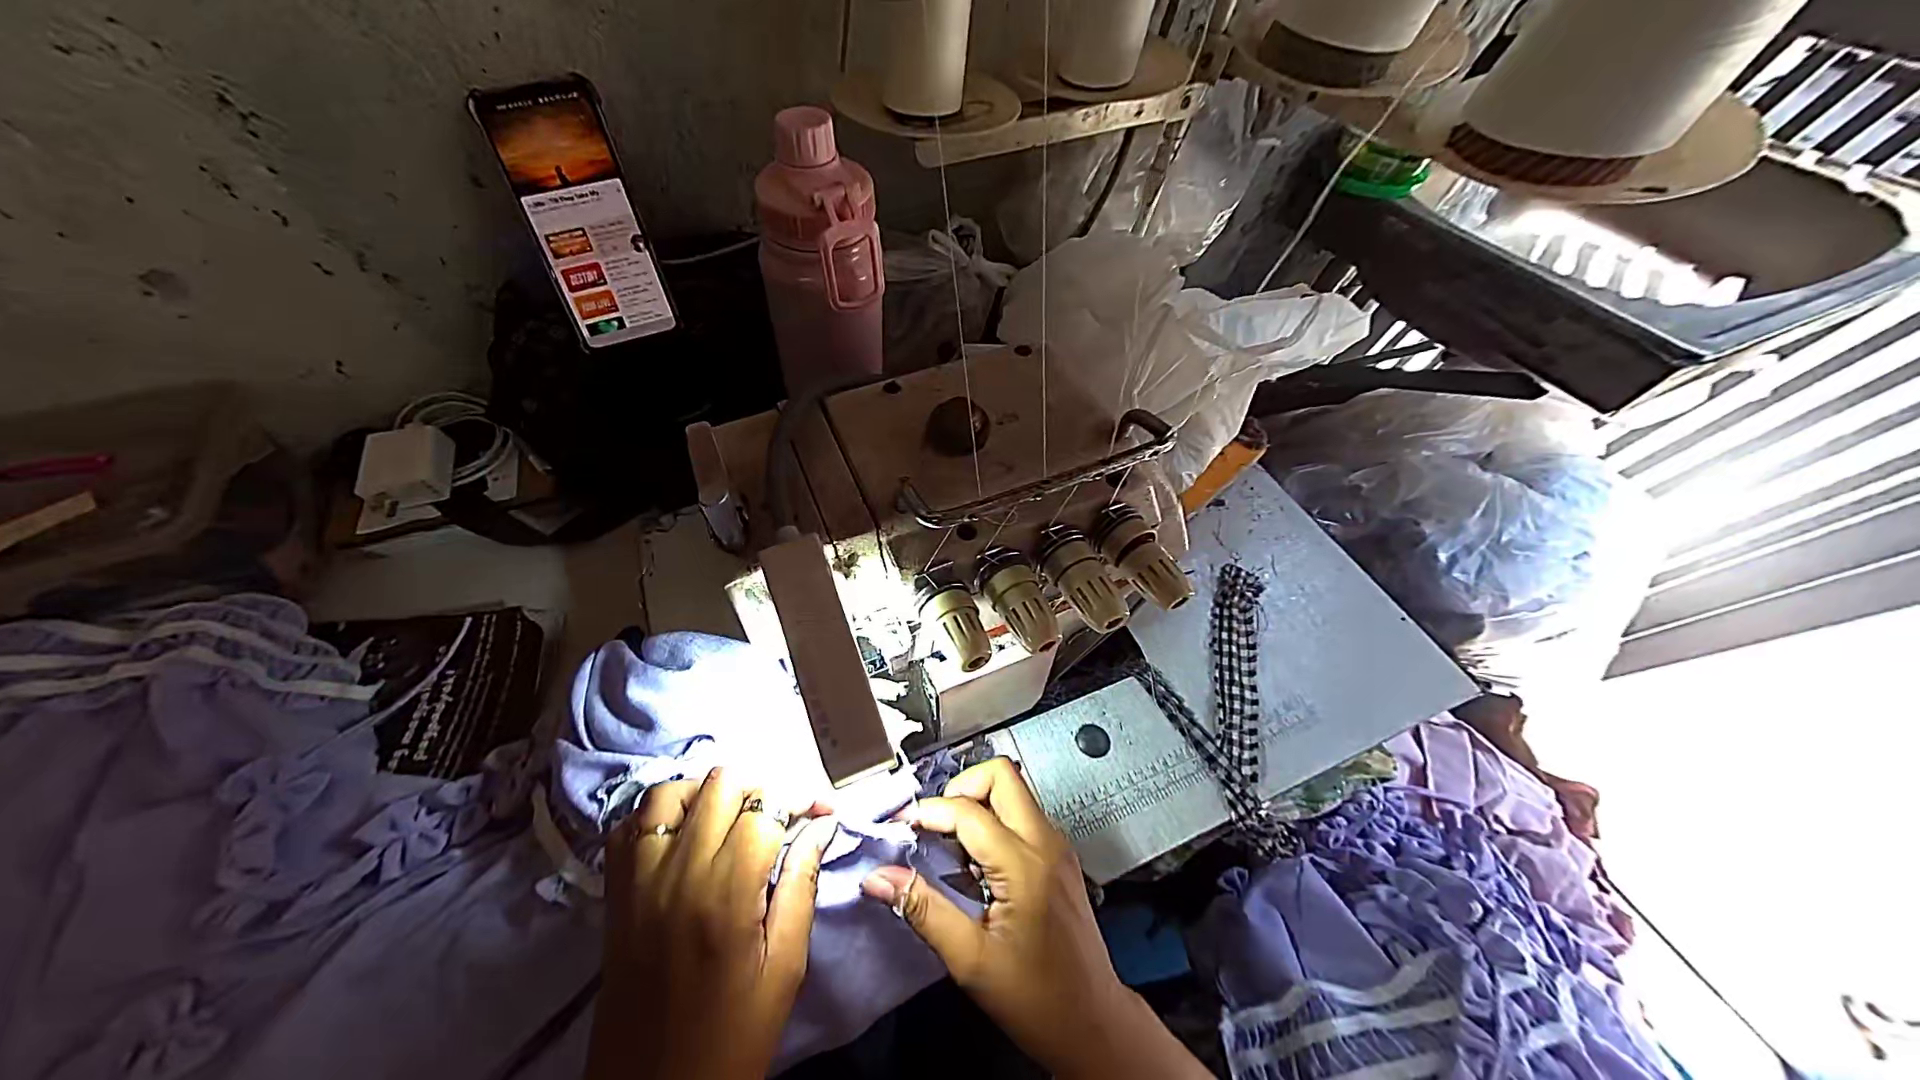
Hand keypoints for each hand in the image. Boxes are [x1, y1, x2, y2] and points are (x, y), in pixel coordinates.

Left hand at [588, 768, 834, 1079]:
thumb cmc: (733, 1033)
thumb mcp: (784, 965)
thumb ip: (801, 883)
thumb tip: (821, 826)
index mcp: (727, 890)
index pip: (766, 807)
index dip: (800, 800)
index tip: (820, 811)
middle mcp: (678, 871)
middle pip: (720, 785)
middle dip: (759, 790)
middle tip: (779, 817)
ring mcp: (638, 878)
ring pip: (670, 792)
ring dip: (707, 794)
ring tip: (731, 818)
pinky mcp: (614, 892)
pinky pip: (629, 825)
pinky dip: (659, 814)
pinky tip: (683, 834)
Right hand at [861, 759, 1207, 1079]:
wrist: (1092, 1023)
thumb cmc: (1038, 999)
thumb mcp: (970, 959)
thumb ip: (922, 909)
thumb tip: (880, 878)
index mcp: (1025, 866)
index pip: (967, 811)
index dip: (928, 812)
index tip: (901, 826)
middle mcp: (1046, 843)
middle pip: (1001, 774)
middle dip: (959, 788)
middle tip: (933, 824)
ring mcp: (1056, 847)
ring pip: (1013, 789)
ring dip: (977, 802)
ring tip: (950, 845)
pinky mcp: (1059, 856)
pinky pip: (1022, 814)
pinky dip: (993, 820)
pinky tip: (975, 862)